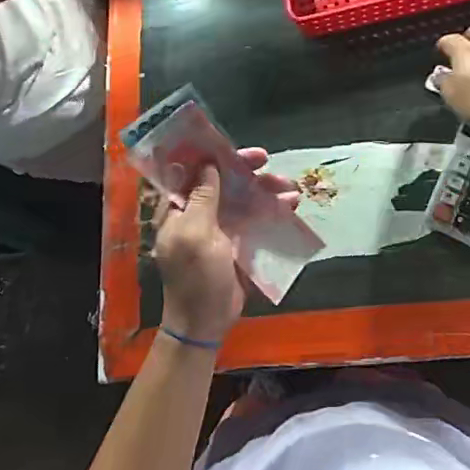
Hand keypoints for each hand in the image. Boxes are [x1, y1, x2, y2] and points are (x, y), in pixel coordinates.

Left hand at [152, 149, 297, 345]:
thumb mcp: (195, 234)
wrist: (206, 321)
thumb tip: (208, 165)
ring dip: (265, 191)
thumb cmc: (194, 276)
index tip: (236, 148)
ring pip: (243, 199)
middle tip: (268, 161)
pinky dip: (271, 212)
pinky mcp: (236, 243)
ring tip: (291, 188)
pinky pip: (254, 220)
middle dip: (246, 171)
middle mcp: (197, 213)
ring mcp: (219, 228)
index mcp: (178, 208)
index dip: (215, 156)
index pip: (194, 171)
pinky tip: (290, 206)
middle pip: (223, 182)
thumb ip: (202, 199)